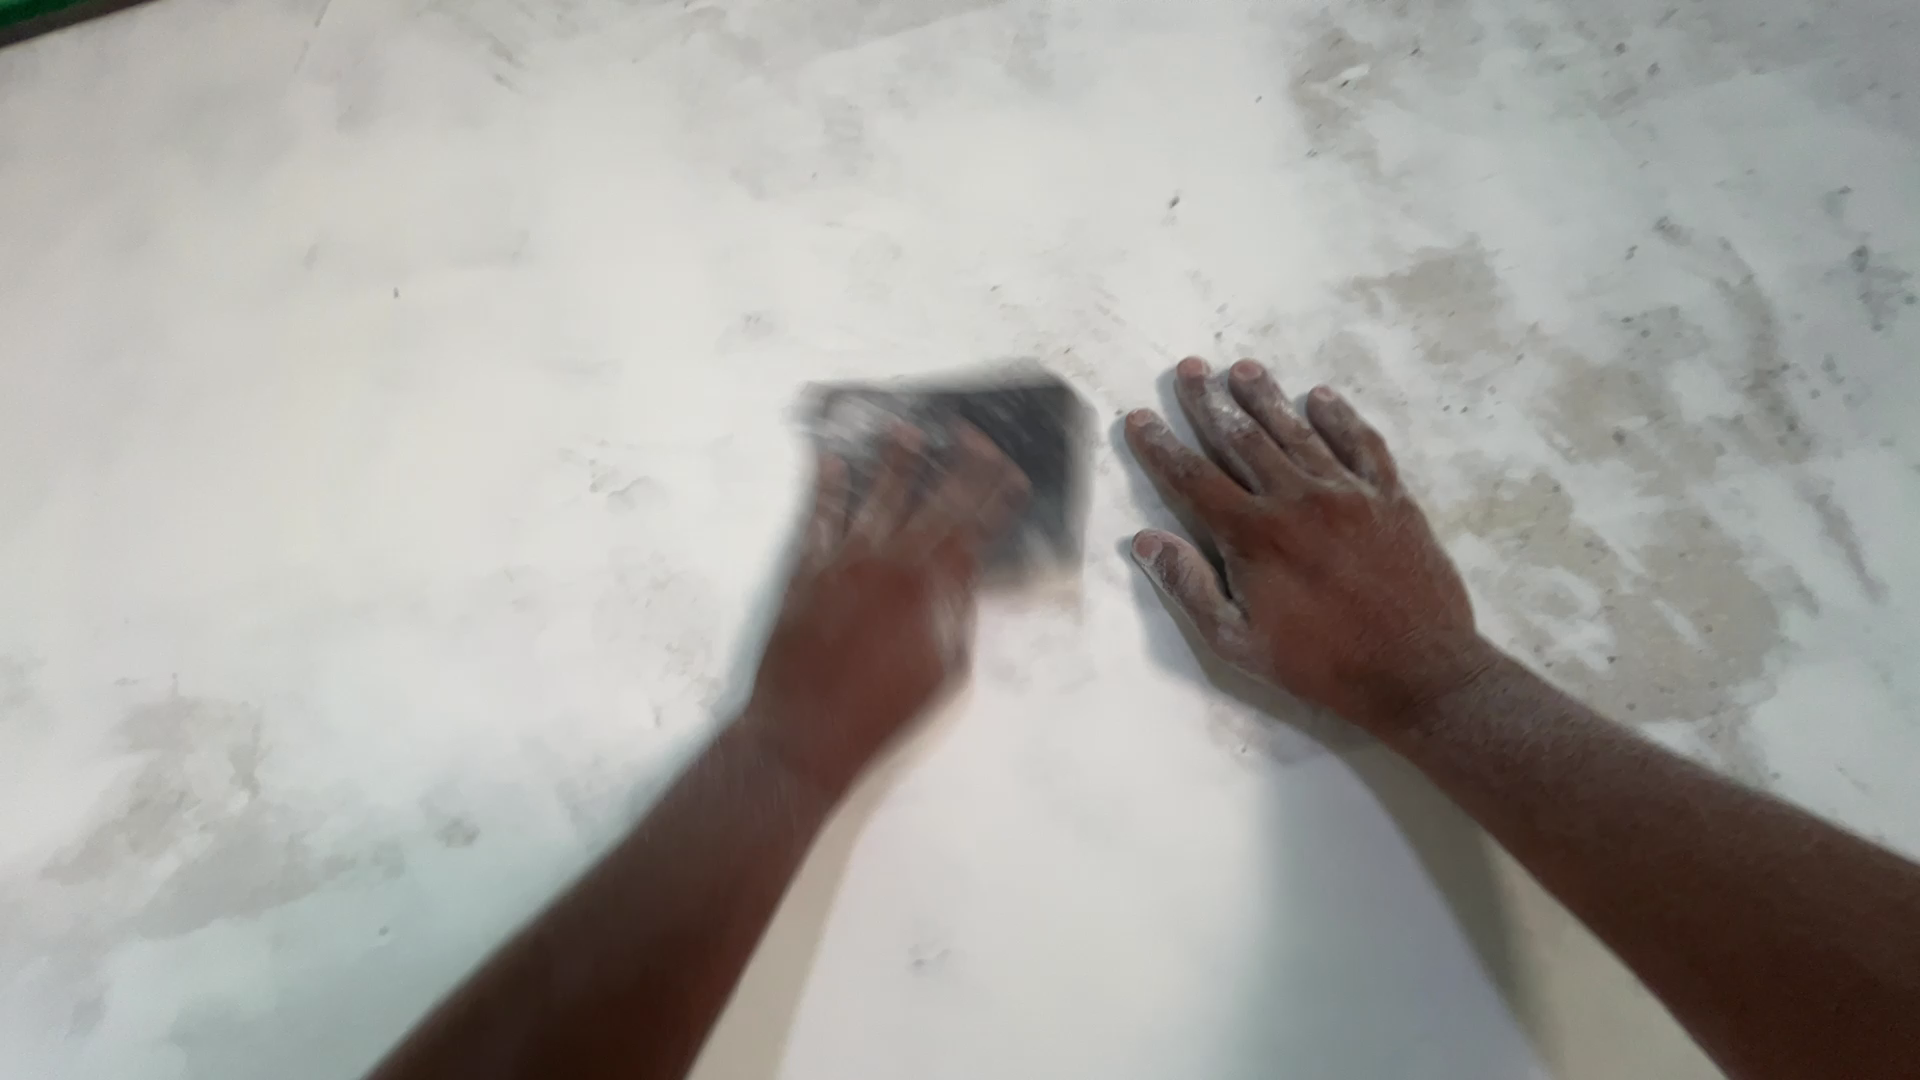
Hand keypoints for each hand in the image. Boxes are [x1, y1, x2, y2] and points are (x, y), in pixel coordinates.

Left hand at [745, 424, 1028, 792]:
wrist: (806, 732)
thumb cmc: (884, 709)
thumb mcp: (944, 669)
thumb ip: (957, 612)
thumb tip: (965, 570)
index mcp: (932, 590)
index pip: (974, 530)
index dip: (995, 497)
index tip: (1010, 470)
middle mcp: (893, 562)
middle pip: (935, 504)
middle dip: (959, 467)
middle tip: (971, 434)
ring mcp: (845, 560)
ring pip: (877, 498)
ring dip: (894, 463)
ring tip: (905, 430)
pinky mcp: (806, 569)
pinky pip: (818, 517)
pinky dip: (825, 487)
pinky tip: (830, 462)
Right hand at [1124, 358, 1493, 732]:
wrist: (1419, 673)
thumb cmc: (1318, 664)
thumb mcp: (1236, 641)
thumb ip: (1189, 586)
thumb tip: (1145, 540)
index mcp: (1255, 535)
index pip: (1194, 479)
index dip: (1161, 447)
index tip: (1140, 418)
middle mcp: (1297, 500)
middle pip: (1243, 439)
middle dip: (1210, 402)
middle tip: (1190, 369)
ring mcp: (1348, 494)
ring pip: (1297, 432)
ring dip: (1266, 397)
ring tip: (1242, 368)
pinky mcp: (1390, 498)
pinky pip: (1362, 445)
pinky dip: (1340, 418)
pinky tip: (1321, 396)